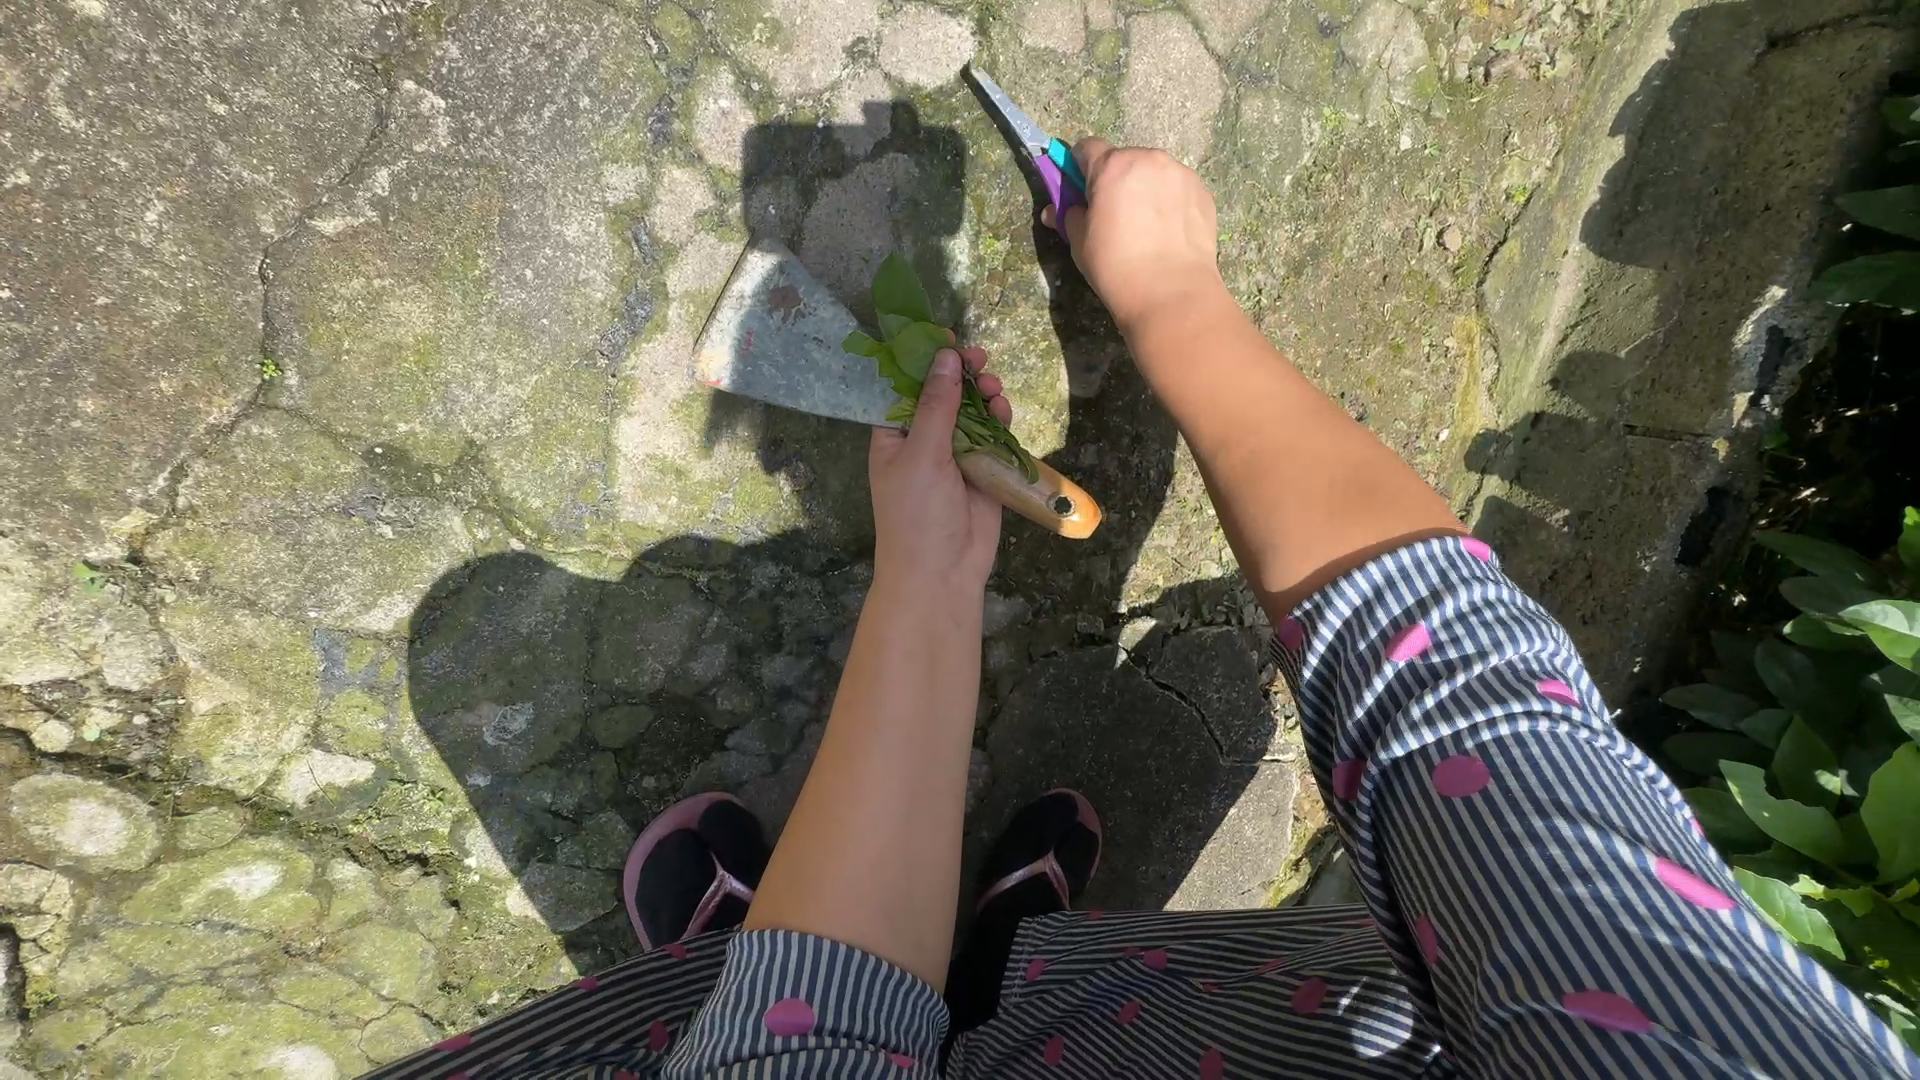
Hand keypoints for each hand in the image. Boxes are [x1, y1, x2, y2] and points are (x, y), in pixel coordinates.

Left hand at [869, 345, 1011, 599]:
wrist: (942, 572)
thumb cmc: (917, 513)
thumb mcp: (921, 454)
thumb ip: (937, 405)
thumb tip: (945, 357)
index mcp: (893, 435)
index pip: (905, 387)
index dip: (923, 361)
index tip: (944, 337)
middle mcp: (922, 441)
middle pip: (943, 395)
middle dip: (960, 375)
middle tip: (978, 359)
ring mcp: (954, 456)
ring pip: (971, 413)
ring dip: (982, 396)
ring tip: (993, 387)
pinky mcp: (982, 470)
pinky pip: (991, 437)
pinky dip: (998, 421)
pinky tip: (1003, 410)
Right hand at [1041, 137, 1225, 335]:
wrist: (1170, 292)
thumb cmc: (1116, 267)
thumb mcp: (1080, 245)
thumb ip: (1069, 218)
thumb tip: (1058, 210)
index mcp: (1112, 167)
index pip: (1087, 148)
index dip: (1079, 167)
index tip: (1080, 190)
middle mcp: (1148, 159)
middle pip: (1123, 159)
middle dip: (1115, 181)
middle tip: (1114, 217)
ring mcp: (1179, 172)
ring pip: (1153, 173)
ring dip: (1144, 190)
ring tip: (1145, 228)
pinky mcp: (1202, 191)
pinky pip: (1177, 189)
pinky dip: (1169, 203)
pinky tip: (1167, 234)